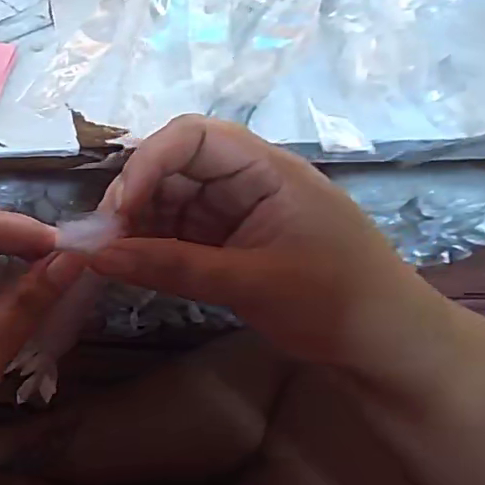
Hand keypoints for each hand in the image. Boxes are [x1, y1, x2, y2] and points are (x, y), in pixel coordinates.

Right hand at [92, 115, 449, 371]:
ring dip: (132, 224)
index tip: (120, 208)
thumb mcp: (251, 284)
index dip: (147, 162)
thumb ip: (170, 267)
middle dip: (131, 198)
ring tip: (109, 257)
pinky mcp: (221, 240)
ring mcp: (230, 211)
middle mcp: (242, 181)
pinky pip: (170, 230)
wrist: (388, 348)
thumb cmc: (338, 304)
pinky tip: (127, 264)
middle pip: (169, 167)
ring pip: (163, 200)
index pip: (192, 136)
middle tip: (103, 241)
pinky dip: (144, 245)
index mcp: (266, 171)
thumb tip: (96, 256)